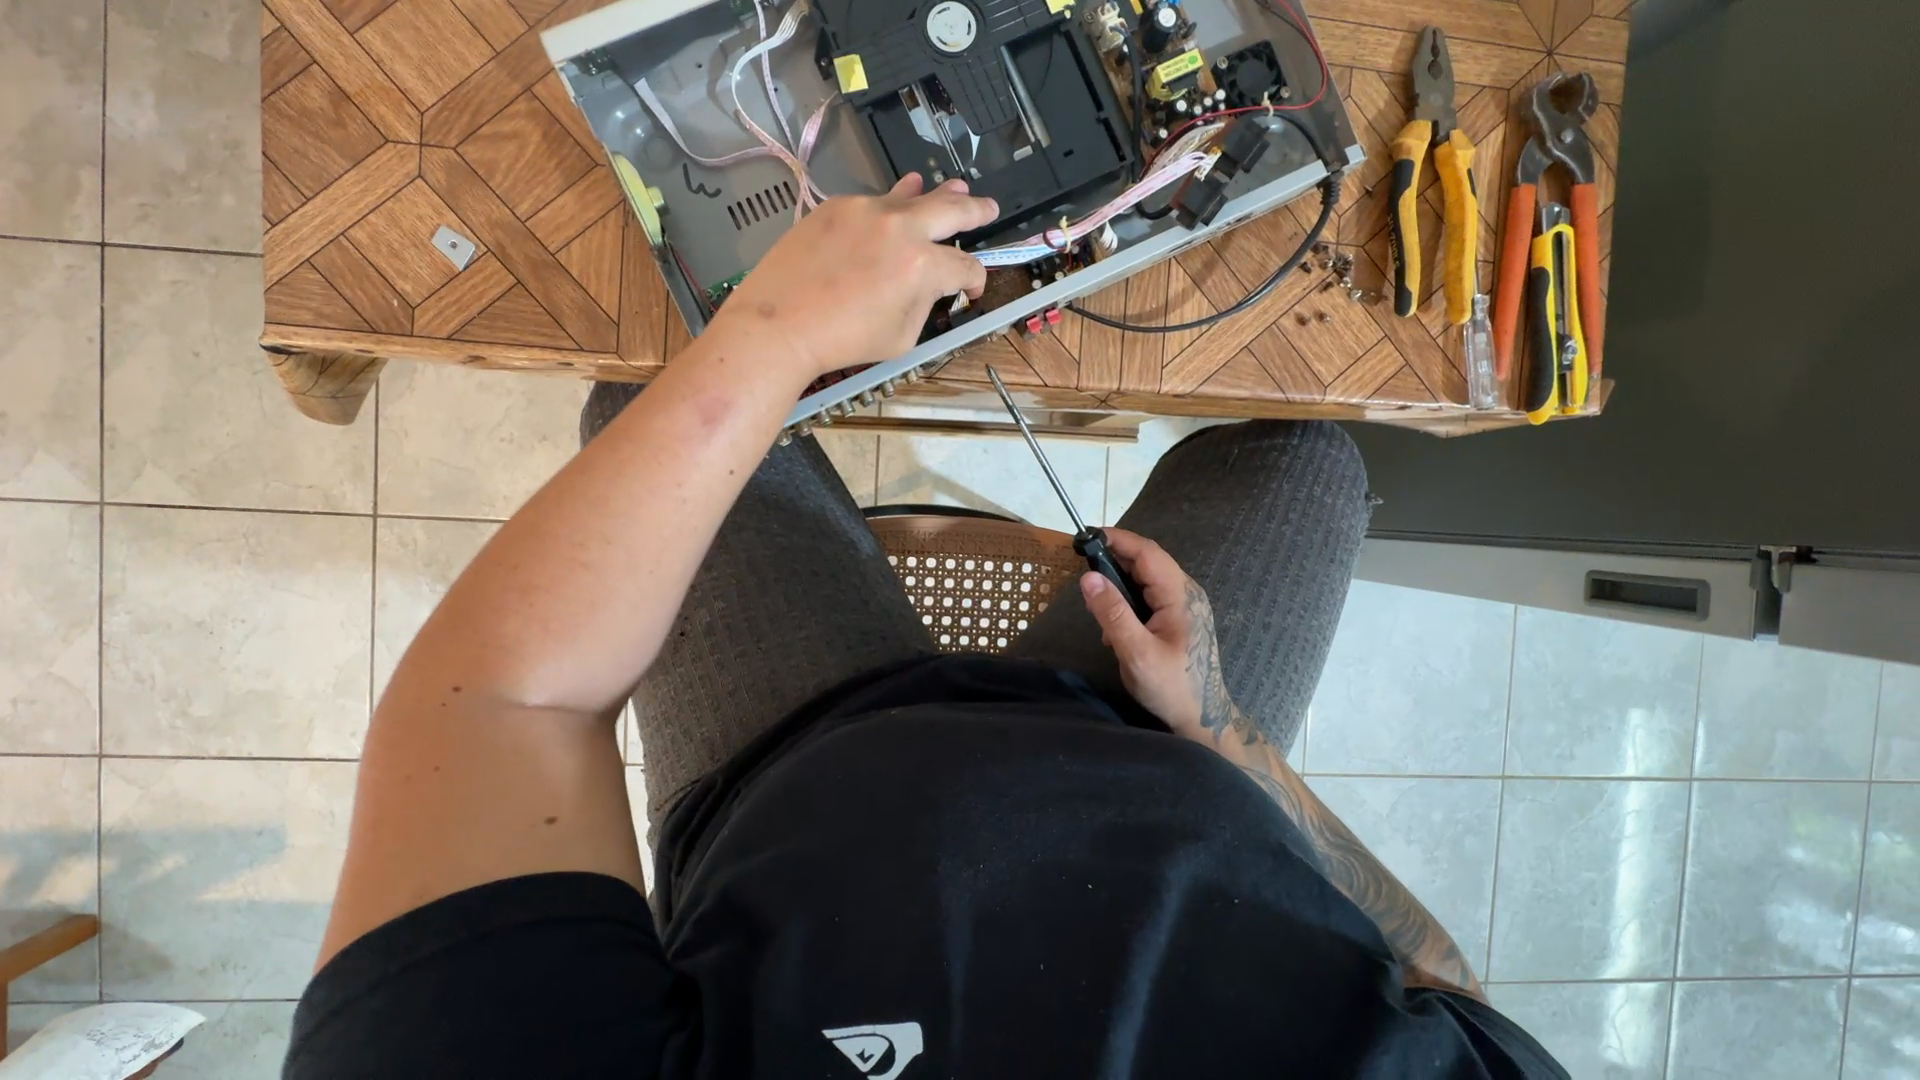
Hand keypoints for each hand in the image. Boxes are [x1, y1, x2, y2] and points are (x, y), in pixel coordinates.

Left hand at [708, 175, 997, 378]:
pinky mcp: (837, 207)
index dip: (975, 279)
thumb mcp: (901, 336)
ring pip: (911, 197)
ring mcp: (866, 211)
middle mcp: (899, 228)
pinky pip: (874, 204)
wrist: (780, 324)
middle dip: (976, 210)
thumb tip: (929, 283)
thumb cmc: (843, 342)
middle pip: (951, 210)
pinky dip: (892, 206)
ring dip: (936, 195)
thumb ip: (923, 303)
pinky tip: (899, 201)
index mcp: (920, 267)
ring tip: (956, 188)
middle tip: (990, 208)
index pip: (965, 266)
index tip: (971, 288)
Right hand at [1077, 529, 1238, 740]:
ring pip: (1147, 579)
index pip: (1147, 553)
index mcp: (1181, 596)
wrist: (1202, 719)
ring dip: (1120, 583)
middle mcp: (1186, 594)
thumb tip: (1088, 577)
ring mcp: (1184, 606)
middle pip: (1148, 561)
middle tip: (1083, 567)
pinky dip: (1127, 600)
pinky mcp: (1178, 619)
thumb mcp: (1136, 653)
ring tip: (1096, 602)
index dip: (1118, 539)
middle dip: (1115, 559)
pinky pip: (1150, 596)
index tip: (1087, 536)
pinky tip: (1113, 624)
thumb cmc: (1172, 688)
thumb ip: (1112, 613)